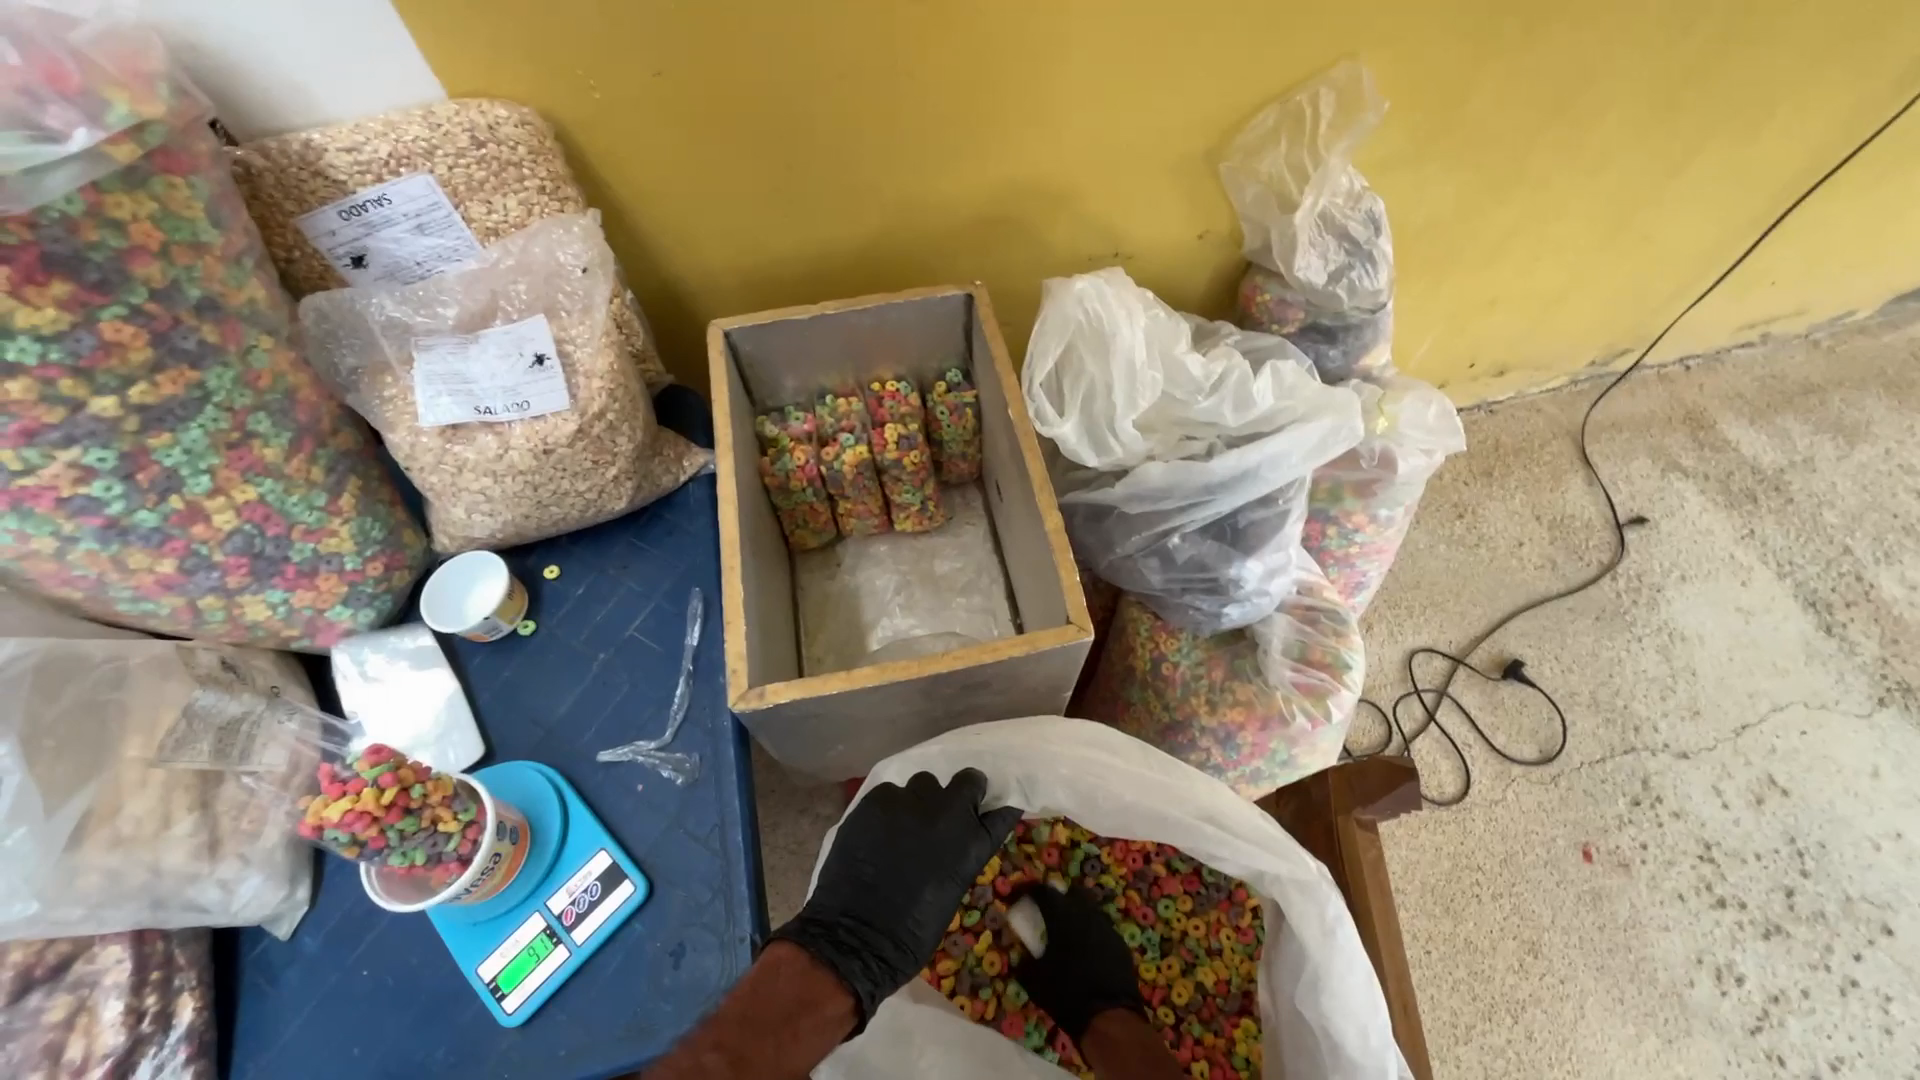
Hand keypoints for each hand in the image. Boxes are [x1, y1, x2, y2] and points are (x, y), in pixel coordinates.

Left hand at [769, 768, 1019, 1034]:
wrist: (858, 937)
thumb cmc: (913, 929)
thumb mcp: (954, 885)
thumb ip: (961, 848)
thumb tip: (956, 832)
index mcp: (973, 841)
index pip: (1001, 808)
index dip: (991, 806)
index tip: (984, 809)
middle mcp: (948, 812)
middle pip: (967, 780)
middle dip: (959, 793)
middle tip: (942, 814)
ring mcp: (911, 802)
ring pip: (923, 783)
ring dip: (920, 800)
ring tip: (904, 824)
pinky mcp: (876, 800)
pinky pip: (889, 793)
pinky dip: (888, 808)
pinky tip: (876, 831)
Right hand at [1011, 882, 1144, 1043]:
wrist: (1110, 1018)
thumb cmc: (1066, 994)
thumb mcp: (1033, 981)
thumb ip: (1024, 961)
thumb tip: (1021, 956)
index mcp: (1061, 916)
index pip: (1040, 890)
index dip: (1025, 890)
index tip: (1015, 898)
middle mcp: (1085, 913)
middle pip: (1070, 892)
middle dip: (1057, 898)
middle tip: (1046, 914)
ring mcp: (1106, 927)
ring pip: (1089, 909)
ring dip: (1076, 916)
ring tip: (1067, 935)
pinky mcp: (1120, 943)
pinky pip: (1101, 930)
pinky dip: (1090, 934)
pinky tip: (1086, 953)